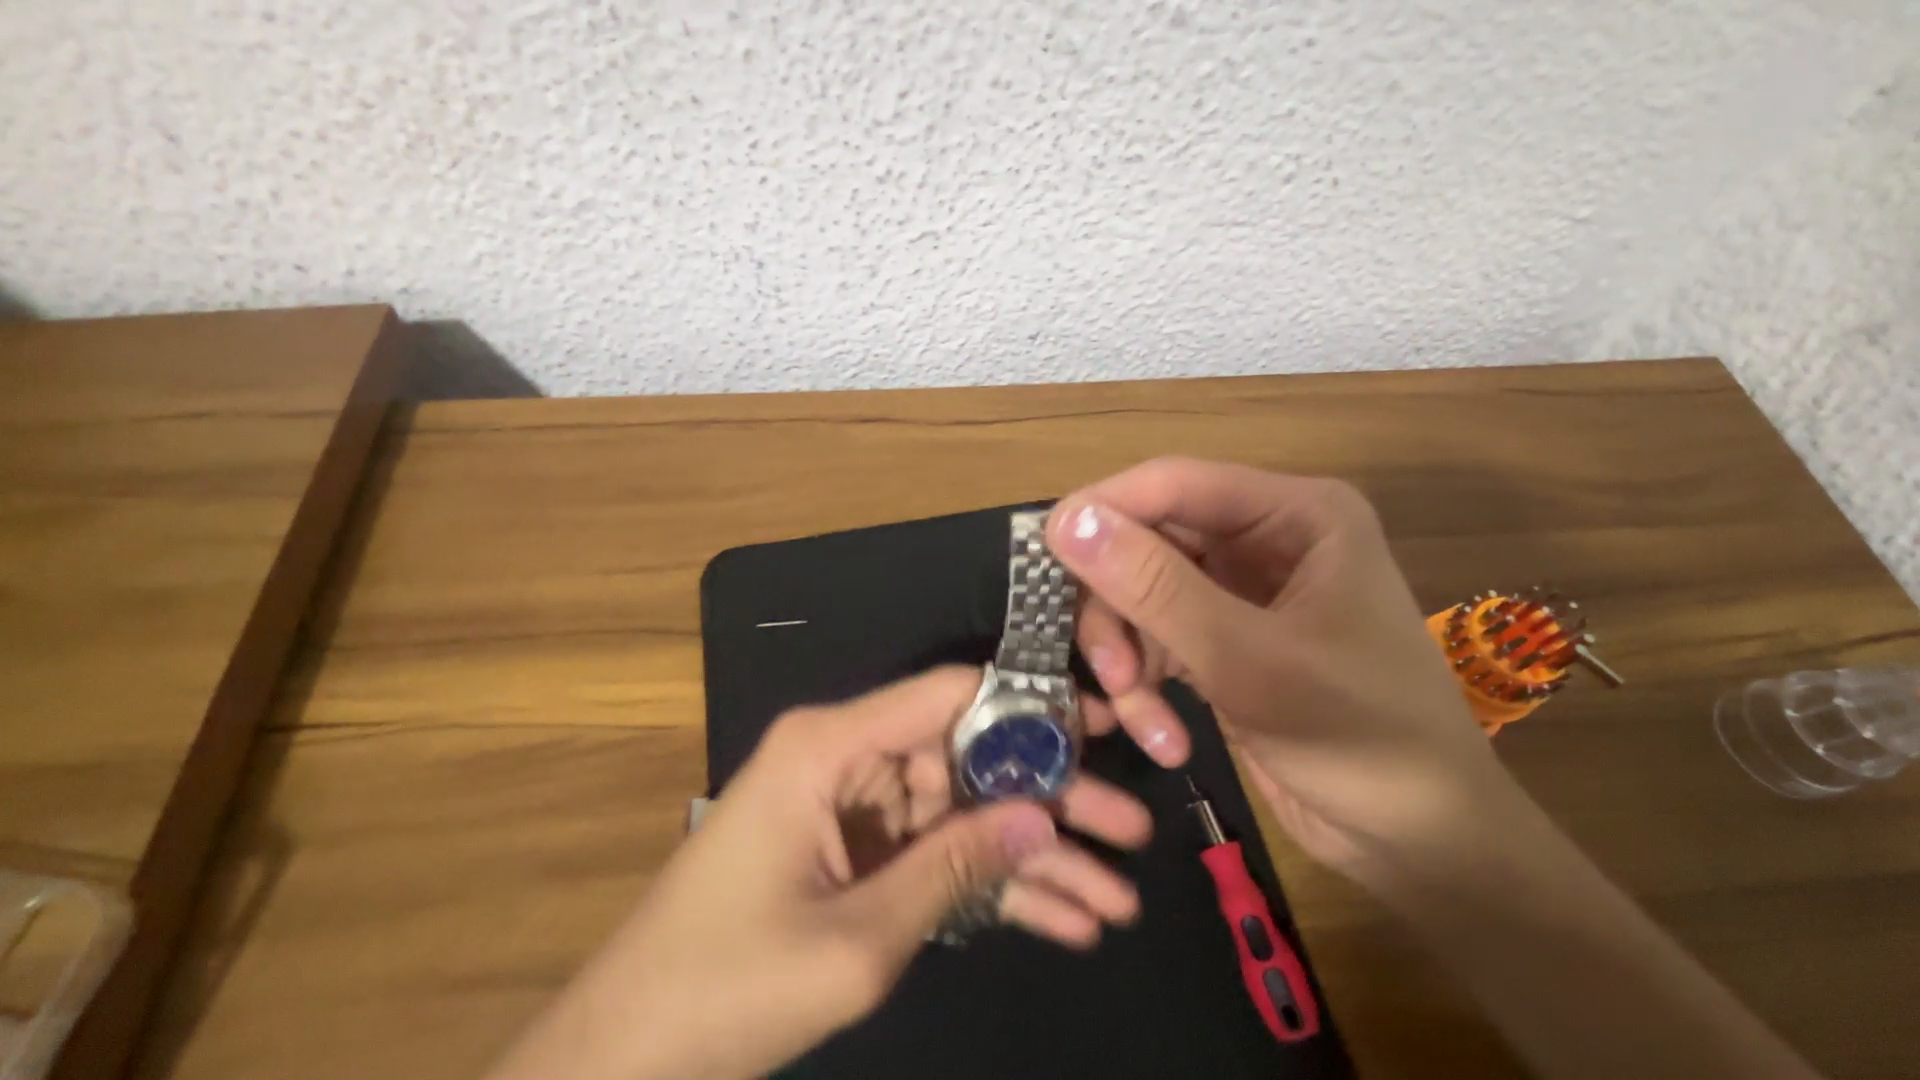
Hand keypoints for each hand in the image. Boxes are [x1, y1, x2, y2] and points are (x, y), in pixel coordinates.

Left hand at [486, 666, 1151, 1079]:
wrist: (629, 1056)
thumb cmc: (731, 985)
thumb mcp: (861, 935)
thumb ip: (956, 867)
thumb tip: (1044, 818)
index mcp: (831, 746)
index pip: (949, 694)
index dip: (1031, 703)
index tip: (1107, 723)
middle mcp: (846, 761)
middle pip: (969, 761)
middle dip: (1051, 804)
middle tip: (1134, 834)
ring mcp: (852, 812)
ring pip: (963, 817)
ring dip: (1034, 861)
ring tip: (1117, 900)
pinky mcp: (855, 858)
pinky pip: (936, 860)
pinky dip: (990, 892)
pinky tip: (1064, 925)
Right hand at [1045, 458, 1522, 900]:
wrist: (1421, 841)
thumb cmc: (1360, 737)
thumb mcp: (1250, 659)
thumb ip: (1155, 587)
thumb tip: (1064, 520)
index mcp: (1295, 514)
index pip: (1172, 484)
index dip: (1101, 512)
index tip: (1040, 560)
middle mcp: (1265, 542)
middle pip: (1147, 544)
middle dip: (1118, 612)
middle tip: (1109, 675)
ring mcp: (1243, 597)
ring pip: (1142, 599)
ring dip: (1130, 661)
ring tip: (1144, 725)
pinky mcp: (1227, 647)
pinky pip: (1158, 644)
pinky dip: (1148, 690)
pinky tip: (1164, 741)